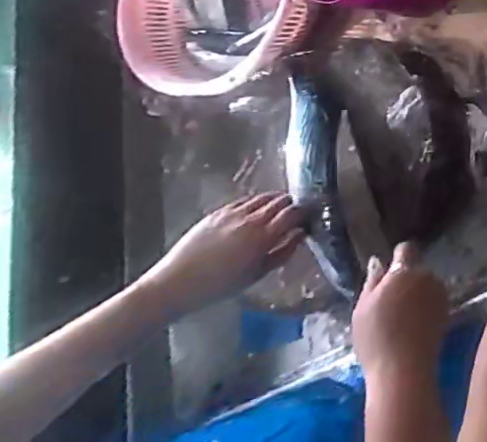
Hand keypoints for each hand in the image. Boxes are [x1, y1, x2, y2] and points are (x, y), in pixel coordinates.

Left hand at [136, 193, 305, 318]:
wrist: (174, 284)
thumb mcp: (254, 276)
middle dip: (291, 204)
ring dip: (274, 200)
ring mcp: (233, 212)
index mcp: (262, 237)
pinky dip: (256, 202)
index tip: (311, 213)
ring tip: (278, 208)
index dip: (305, 211)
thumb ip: (281, 253)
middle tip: (297, 211)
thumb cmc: (217, 288)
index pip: (292, 213)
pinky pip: (245, 200)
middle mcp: (250, 219)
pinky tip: (256, 210)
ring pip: (263, 197)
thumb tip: (300, 235)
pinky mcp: (219, 211)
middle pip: (280, 201)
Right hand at [352, 242, 448, 377]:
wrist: (403, 372)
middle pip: (417, 269)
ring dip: (418, 292)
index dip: (397, 257)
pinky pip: (434, 300)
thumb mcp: (363, 309)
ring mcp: (439, 294)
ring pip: (426, 285)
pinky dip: (426, 307)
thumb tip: (377, 261)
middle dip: (407, 279)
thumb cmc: (376, 339)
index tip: (389, 274)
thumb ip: (372, 281)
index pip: (406, 249)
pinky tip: (414, 326)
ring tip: (403, 318)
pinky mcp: (447, 312)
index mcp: (404, 271)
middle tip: (391, 303)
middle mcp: (426, 276)